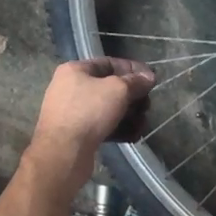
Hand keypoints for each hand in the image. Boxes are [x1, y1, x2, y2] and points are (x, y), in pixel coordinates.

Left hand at [25, 58, 155, 186]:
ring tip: (141, 125)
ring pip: (108, 108)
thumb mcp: (117, 90)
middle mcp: (70, 88)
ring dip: (129, 116)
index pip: (109, 63)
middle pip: (110, 87)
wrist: (64, 151)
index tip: (152, 79)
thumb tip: (148, 77)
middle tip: (146, 107)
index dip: (132, 69)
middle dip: (132, 97)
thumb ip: (135, 81)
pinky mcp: (77, 133)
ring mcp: (72, 111)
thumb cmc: (89, 112)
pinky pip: (102, 125)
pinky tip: (133, 136)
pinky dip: (118, 128)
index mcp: (75, 70)